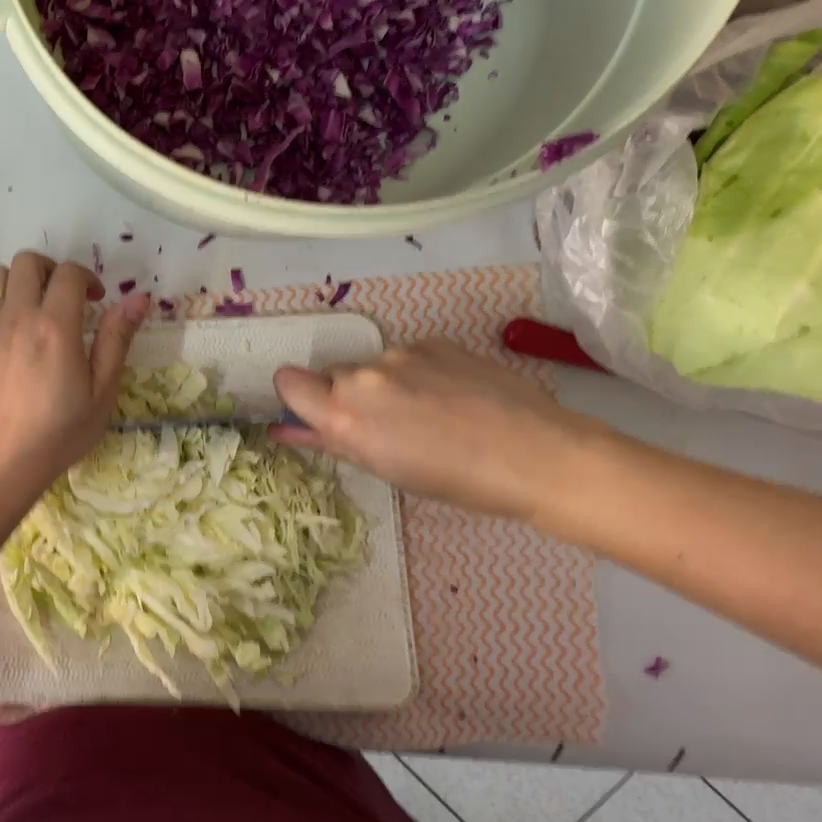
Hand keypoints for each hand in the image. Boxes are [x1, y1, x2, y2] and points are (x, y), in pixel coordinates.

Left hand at [0, 252, 149, 514]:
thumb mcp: (100, 393)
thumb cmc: (59, 435)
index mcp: (55, 326)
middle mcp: (17, 317)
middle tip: (64, 297)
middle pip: (27, 262)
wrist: (1, 467)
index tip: (96, 300)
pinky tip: (4, 327)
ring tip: (32, 308)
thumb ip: (116, 340)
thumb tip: (138, 297)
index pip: (69, 273)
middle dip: (51, 270)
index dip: (87, 278)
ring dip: (17, 281)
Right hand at [270, 341, 605, 520]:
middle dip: (347, 396)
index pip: (287, 380)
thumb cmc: (455, 479)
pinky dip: (417, 373)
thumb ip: (327, 442)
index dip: (299, 397)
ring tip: (430, 413)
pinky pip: (406, 356)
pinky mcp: (433, 342)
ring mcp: (399, 354)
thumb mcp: (383, 468)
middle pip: (331, 375)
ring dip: (385, 385)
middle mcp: (363, 377)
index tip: (320, 415)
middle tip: (385, 426)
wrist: (538, 455)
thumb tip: (283, 430)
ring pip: (371, 366)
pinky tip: (452, 397)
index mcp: (343, 414)